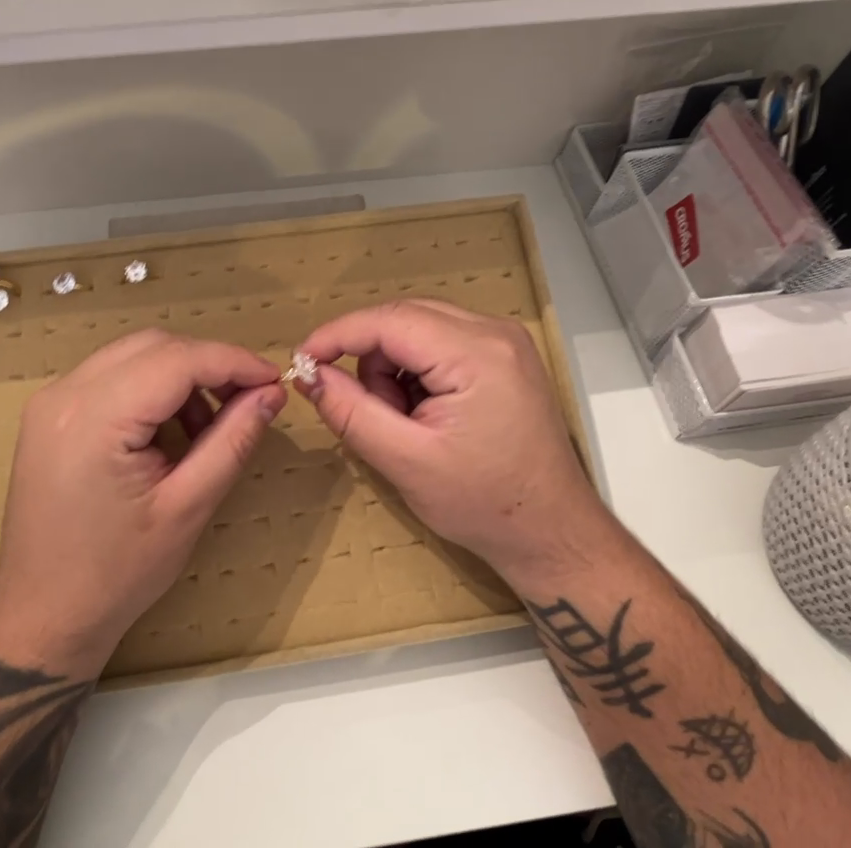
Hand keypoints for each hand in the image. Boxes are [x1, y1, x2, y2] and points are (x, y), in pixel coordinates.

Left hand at [0, 330, 285, 676]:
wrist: (45, 614)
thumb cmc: (118, 573)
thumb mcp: (188, 507)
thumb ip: (232, 441)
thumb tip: (270, 394)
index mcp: (94, 417)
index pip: (176, 359)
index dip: (233, 362)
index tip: (274, 381)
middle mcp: (64, 394)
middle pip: (153, 347)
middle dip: (208, 365)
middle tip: (249, 402)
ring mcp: (50, 401)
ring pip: (133, 356)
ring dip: (180, 376)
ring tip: (209, 427)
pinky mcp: (50, 414)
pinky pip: (111, 377)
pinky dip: (151, 388)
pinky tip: (171, 430)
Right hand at [296, 299, 614, 589]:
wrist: (550, 531)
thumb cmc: (483, 504)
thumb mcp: (405, 461)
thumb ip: (350, 411)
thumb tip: (308, 374)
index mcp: (478, 352)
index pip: (390, 320)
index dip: (337, 335)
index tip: (301, 361)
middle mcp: (495, 331)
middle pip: (404, 319)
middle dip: (371, 361)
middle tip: (369, 414)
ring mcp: (504, 341)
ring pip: (419, 331)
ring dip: (394, 370)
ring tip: (407, 425)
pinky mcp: (504, 357)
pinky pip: (440, 344)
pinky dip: (417, 374)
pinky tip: (426, 417)